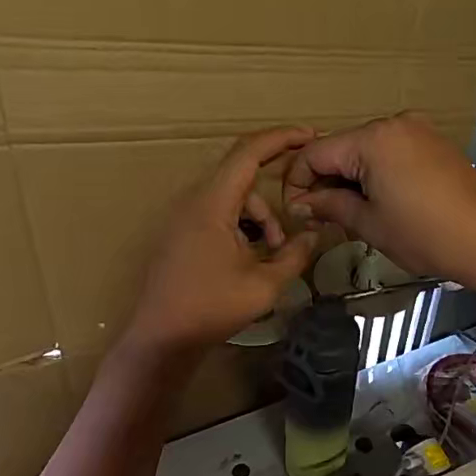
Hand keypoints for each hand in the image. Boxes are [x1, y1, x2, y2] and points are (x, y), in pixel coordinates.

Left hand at [123, 127, 319, 354]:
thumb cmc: (211, 308)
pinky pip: (218, 216)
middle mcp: (194, 202)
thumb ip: (295, 255)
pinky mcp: (181, 236)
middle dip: (275, 201)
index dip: (281, 138)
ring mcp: (184, 219)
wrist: (161, 339)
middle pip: (243, 180)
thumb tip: (314, 234)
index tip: (310, 136)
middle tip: (301, 218)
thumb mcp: (264, 284)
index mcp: (212, 203)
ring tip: (275, 256)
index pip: (248, 152)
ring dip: (260, 221)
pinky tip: (253, 260)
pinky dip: (242, 230)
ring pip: (232, 201)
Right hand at [283, 114, 475, 298]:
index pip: (316, 153)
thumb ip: (331, 206)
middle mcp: (394, 123)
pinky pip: (391, 153)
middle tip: (320, 218)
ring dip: (350, 179)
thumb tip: (301, 204)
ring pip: (366, 151)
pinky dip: (376, 175)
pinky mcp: (434, 144)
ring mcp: (418, 131)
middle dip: (325, 181)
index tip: (295, 212)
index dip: (297, 182)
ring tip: (348, 216)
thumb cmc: (425, 235)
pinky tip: (378, 204)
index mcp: (373, 138)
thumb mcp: (370, 224)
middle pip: (341, 148)